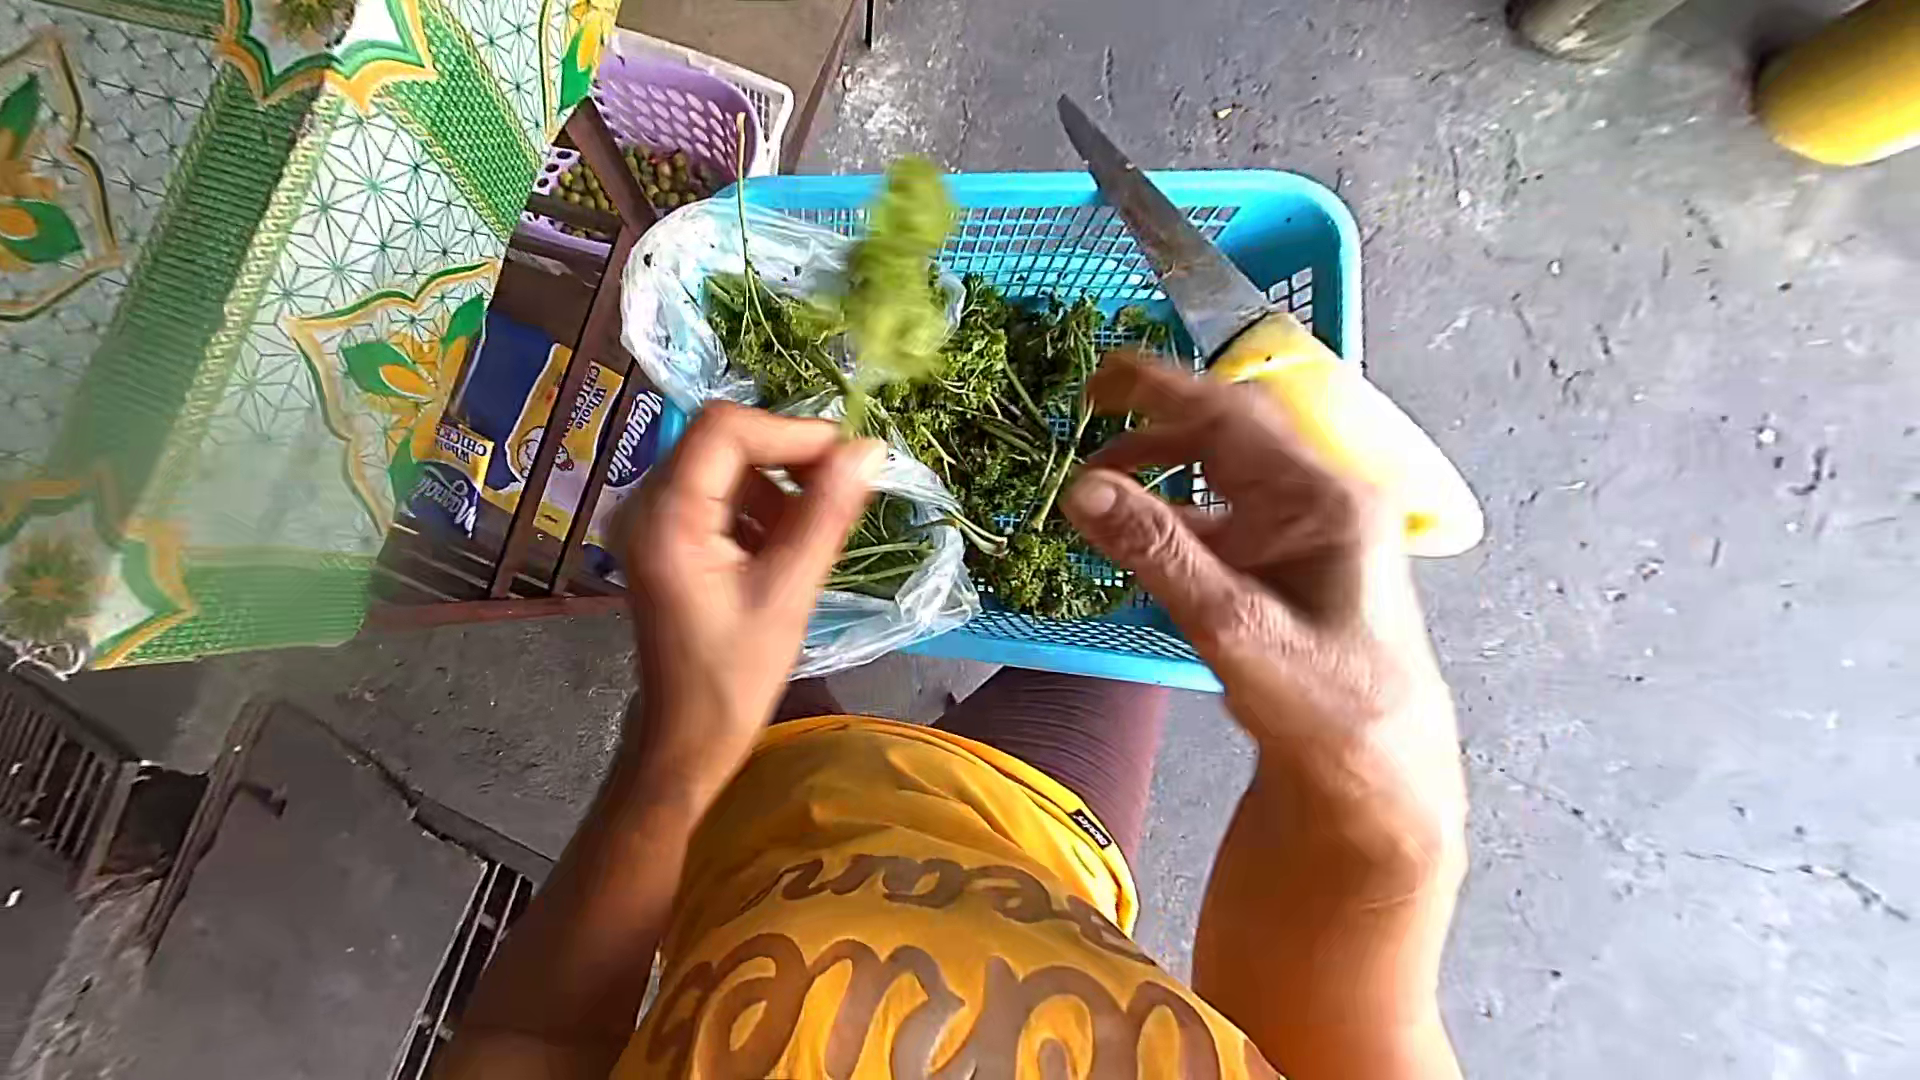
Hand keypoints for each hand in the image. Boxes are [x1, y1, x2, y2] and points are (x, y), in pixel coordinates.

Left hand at [620, 403, 881, 799]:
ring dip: (781, 484)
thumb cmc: (736, 676)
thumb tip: (869, 452)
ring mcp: (653, 518)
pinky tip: (786, 546)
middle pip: (725, 439)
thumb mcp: (790, 591)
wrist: (690, 734)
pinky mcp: (669, 533)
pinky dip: (764, 505)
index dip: (793, 433)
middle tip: (842, 488)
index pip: (726, 429)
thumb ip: (827, 515)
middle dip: (790, 457)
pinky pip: (724, 492)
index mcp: (665, 517)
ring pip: (729, 462)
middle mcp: (647, 504)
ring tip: (813, 532)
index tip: (849, 458)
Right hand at [1063, 355, 1464, 862]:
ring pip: (1224, 465)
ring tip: (1105, 477)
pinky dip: (1174, 504)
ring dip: (1163, 459)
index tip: (1100, 377)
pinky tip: (1142, 525)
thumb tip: (1082, 489)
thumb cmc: (1322, 702)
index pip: (1231, 415)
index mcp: (1320, 498)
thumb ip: (1157, 551)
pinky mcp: (1284, 554)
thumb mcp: (1232, 625)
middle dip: (1159, 414)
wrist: (1373, 767)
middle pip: (1230, 429)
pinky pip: (1222, 507)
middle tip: (1094, 412)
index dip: (1161, 387)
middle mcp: (1317, 496)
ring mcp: (1302, 525)